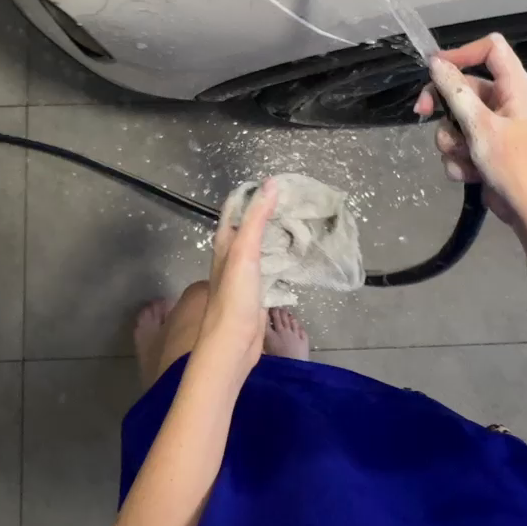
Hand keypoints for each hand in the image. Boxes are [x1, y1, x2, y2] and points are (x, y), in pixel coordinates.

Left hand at [193, 178, 279, 378]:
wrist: (232, 343)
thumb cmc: (234, 296)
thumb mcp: (244, 252)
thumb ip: (256, 219)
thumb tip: (271, 184)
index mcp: (225, 243)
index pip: (236, 209)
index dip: (253, 193)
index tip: (277, 182)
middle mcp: (232, 255)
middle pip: (250, 226)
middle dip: (269, 212)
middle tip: (296, 201)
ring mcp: (244, 274)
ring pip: (261, 246)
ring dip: (277, 235)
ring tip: (301, 223)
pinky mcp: (257, 291)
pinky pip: (271, 266)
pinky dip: (282, 256)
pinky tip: (297, 255)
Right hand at [412, 33, 526, 227]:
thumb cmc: (513, 164)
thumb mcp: (480, 126)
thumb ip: (455, 92)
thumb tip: (435, 63)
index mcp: (513, 87)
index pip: (490, 49)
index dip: (462, 53)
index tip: (434, 67)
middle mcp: (501, 101)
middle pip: (460, 85)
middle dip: (441, 105)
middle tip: (421, 112)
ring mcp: (490, 126)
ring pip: (452, 119)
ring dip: (450, 141)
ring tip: (465, 157)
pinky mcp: (481, 148)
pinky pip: (456, 143)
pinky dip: (458, 159)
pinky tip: (470, 174)